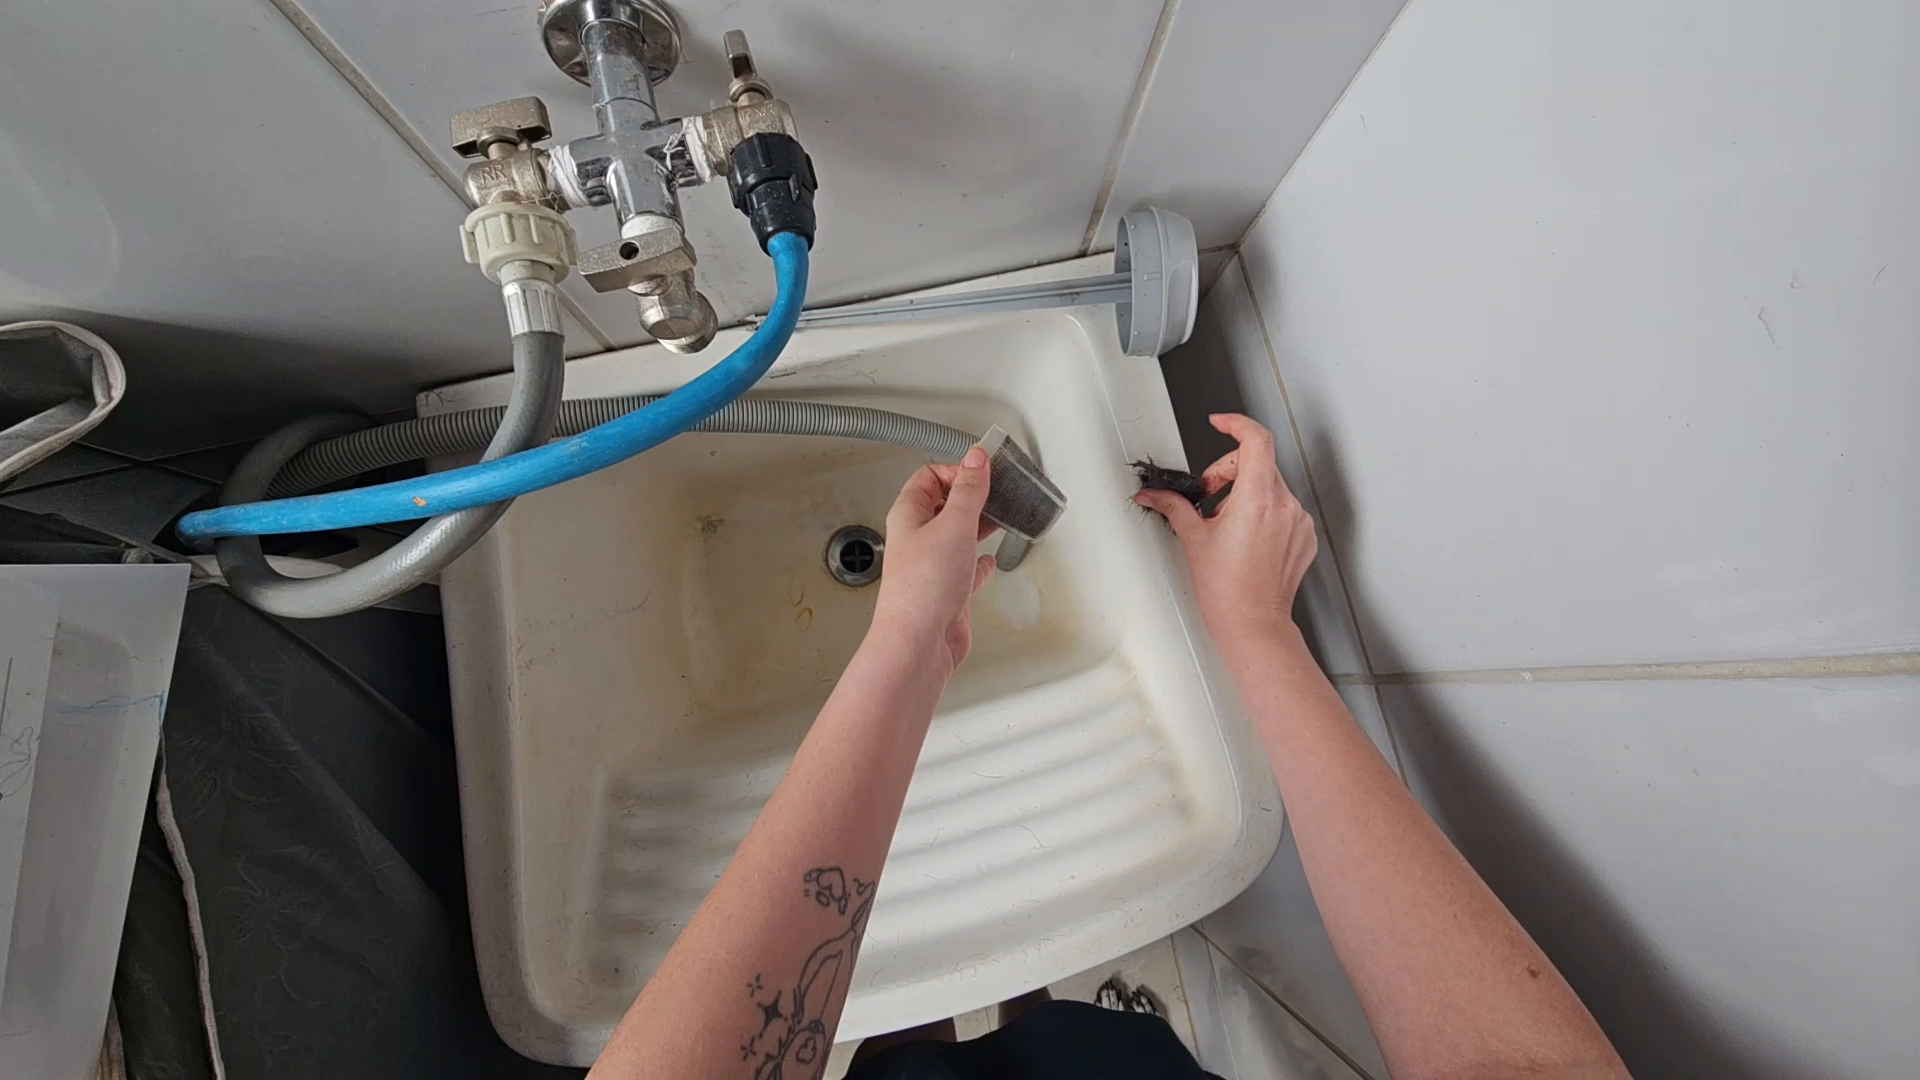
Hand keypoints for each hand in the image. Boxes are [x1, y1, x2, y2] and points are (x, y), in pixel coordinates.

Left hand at [873, 446, 999, 674]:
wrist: (919, 642)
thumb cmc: (922, 588)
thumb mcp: (953, 525)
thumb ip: (969, 491)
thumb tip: (976, 459)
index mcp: (909, 516)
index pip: (929, 477)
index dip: (957, 470)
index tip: (985, 471)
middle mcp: (917, 540)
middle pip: (944, 506)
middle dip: (971, 496)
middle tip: (997, 490)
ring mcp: (932, 567)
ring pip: (957, 536)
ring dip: (978, 525)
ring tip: (999, 515)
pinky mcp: (948, 593)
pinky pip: (965, 570)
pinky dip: (979, 562)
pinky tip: (989, 561)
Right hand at [1134, 414, 1316, 643]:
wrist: (1252, 624)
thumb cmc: (1226, 591)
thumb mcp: (1194, 539)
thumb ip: (1174, 506)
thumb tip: (1153, 495)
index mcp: (1256, 501)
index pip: (1256, 440)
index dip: (1236, 425)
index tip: (1221, 424)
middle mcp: (1283, 506)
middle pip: (1259, 462)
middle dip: (1229, 470)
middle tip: (1209, 494)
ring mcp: (1298, 522)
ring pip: (1271, 486)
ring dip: (1245, 492)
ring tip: (1225, 523)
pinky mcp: (1304, 537)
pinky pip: (1283, 509)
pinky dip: (1262, 511)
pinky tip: (1244, 537)